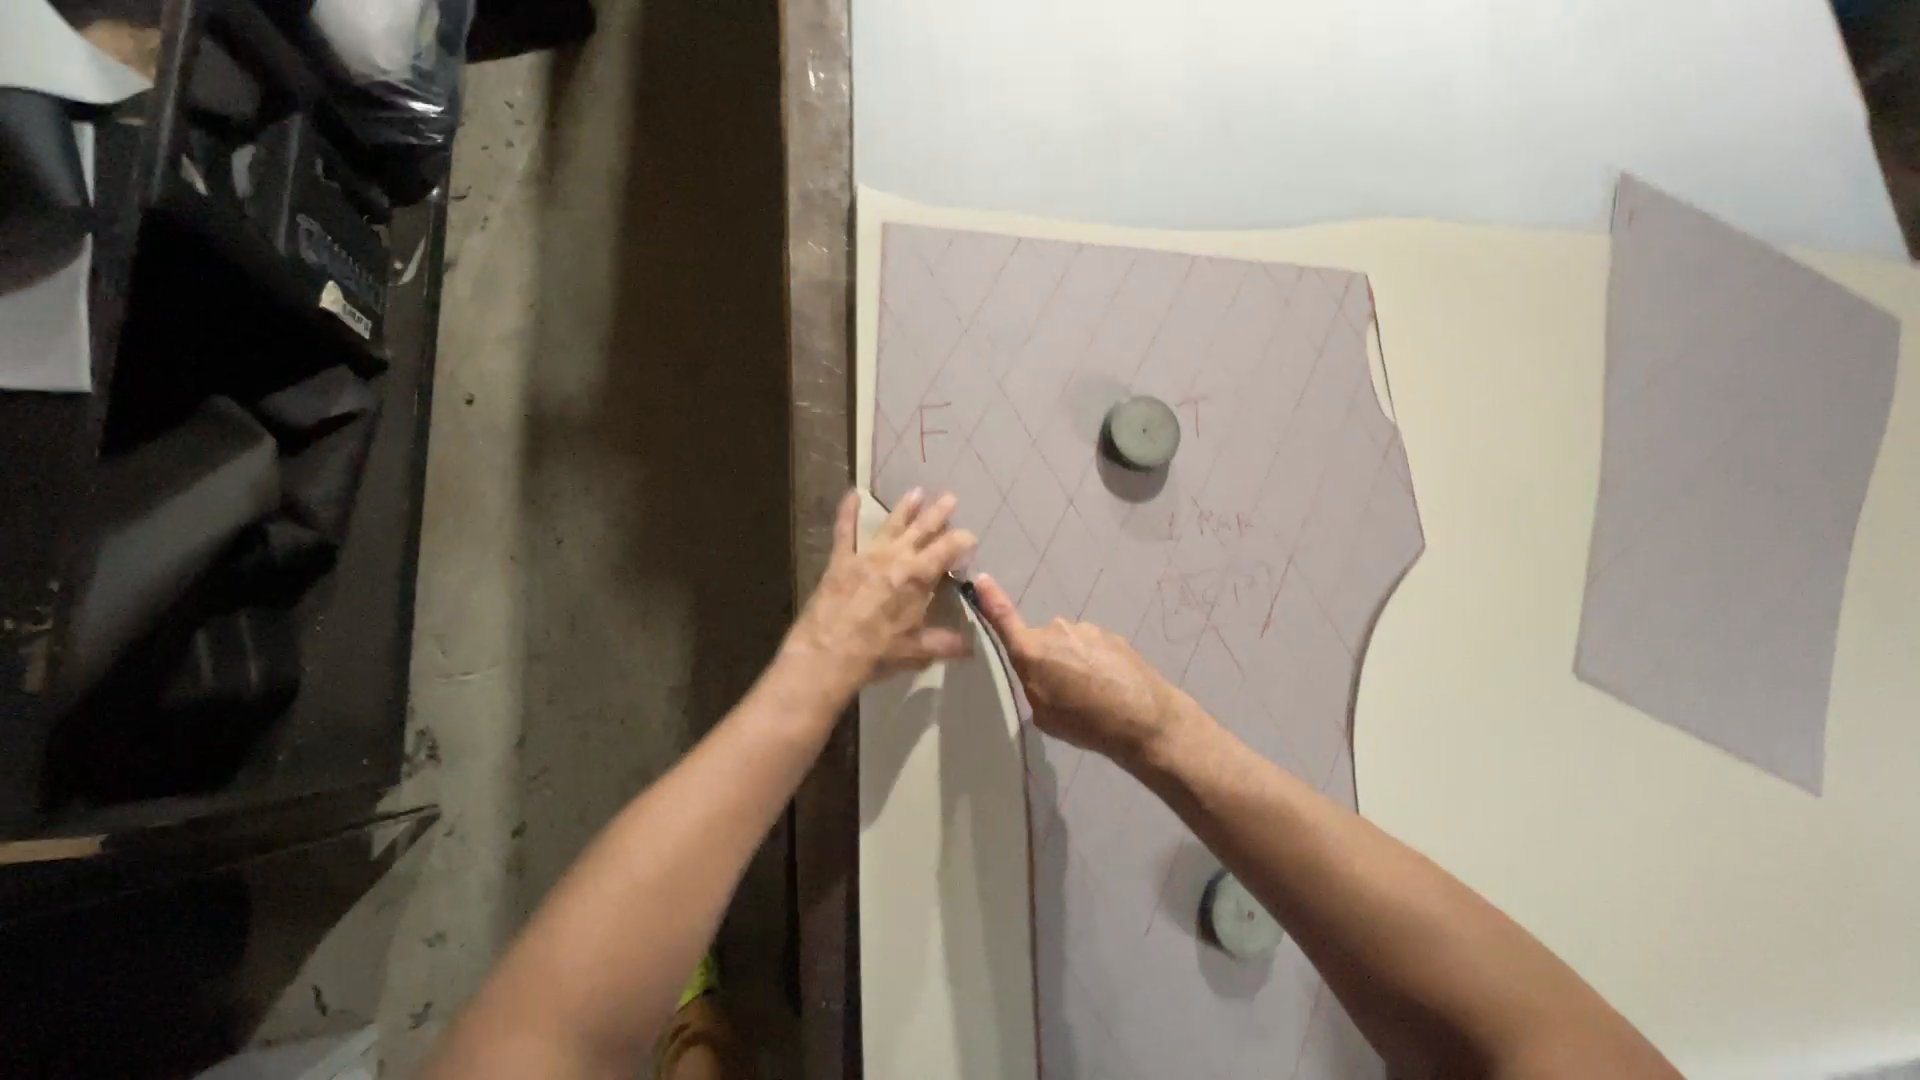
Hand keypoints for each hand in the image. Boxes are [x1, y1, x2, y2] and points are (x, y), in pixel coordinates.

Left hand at [782, 489, 977, 696]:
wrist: (826, 656)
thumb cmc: (875, 654)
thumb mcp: (916, 651)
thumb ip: (944, 643)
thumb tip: (969, 645)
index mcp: (917, 578)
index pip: (947, 550)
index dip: (962, 541)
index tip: (971, 538)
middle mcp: (895, 559)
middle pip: (922, 530)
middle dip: (938, 514)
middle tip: (950, 498)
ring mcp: (866, 556)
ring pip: (891, 525)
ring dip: (905, 508)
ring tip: (917, 491)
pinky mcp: (840, 561)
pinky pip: (845, 531)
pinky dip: (848, 512)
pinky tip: (852, 494)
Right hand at [971, 574, 1199, 767]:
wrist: (1145, 719)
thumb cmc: (1085, 723)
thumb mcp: (1044, 715)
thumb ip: (1034, 686)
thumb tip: (1042, 674)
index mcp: (1032, 651)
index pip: (1004, 619)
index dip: (990, 599)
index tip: (981, 579)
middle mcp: (1056, 631)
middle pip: (1042, 642)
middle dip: (1048, 661)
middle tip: (1064, 693)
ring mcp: (1087, 630)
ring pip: (1070, 645)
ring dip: (1075, 663)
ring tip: (1093, 695)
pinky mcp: (1112, 636)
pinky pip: (1093, 648)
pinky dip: (1097, 664)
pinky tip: (1111, 688)